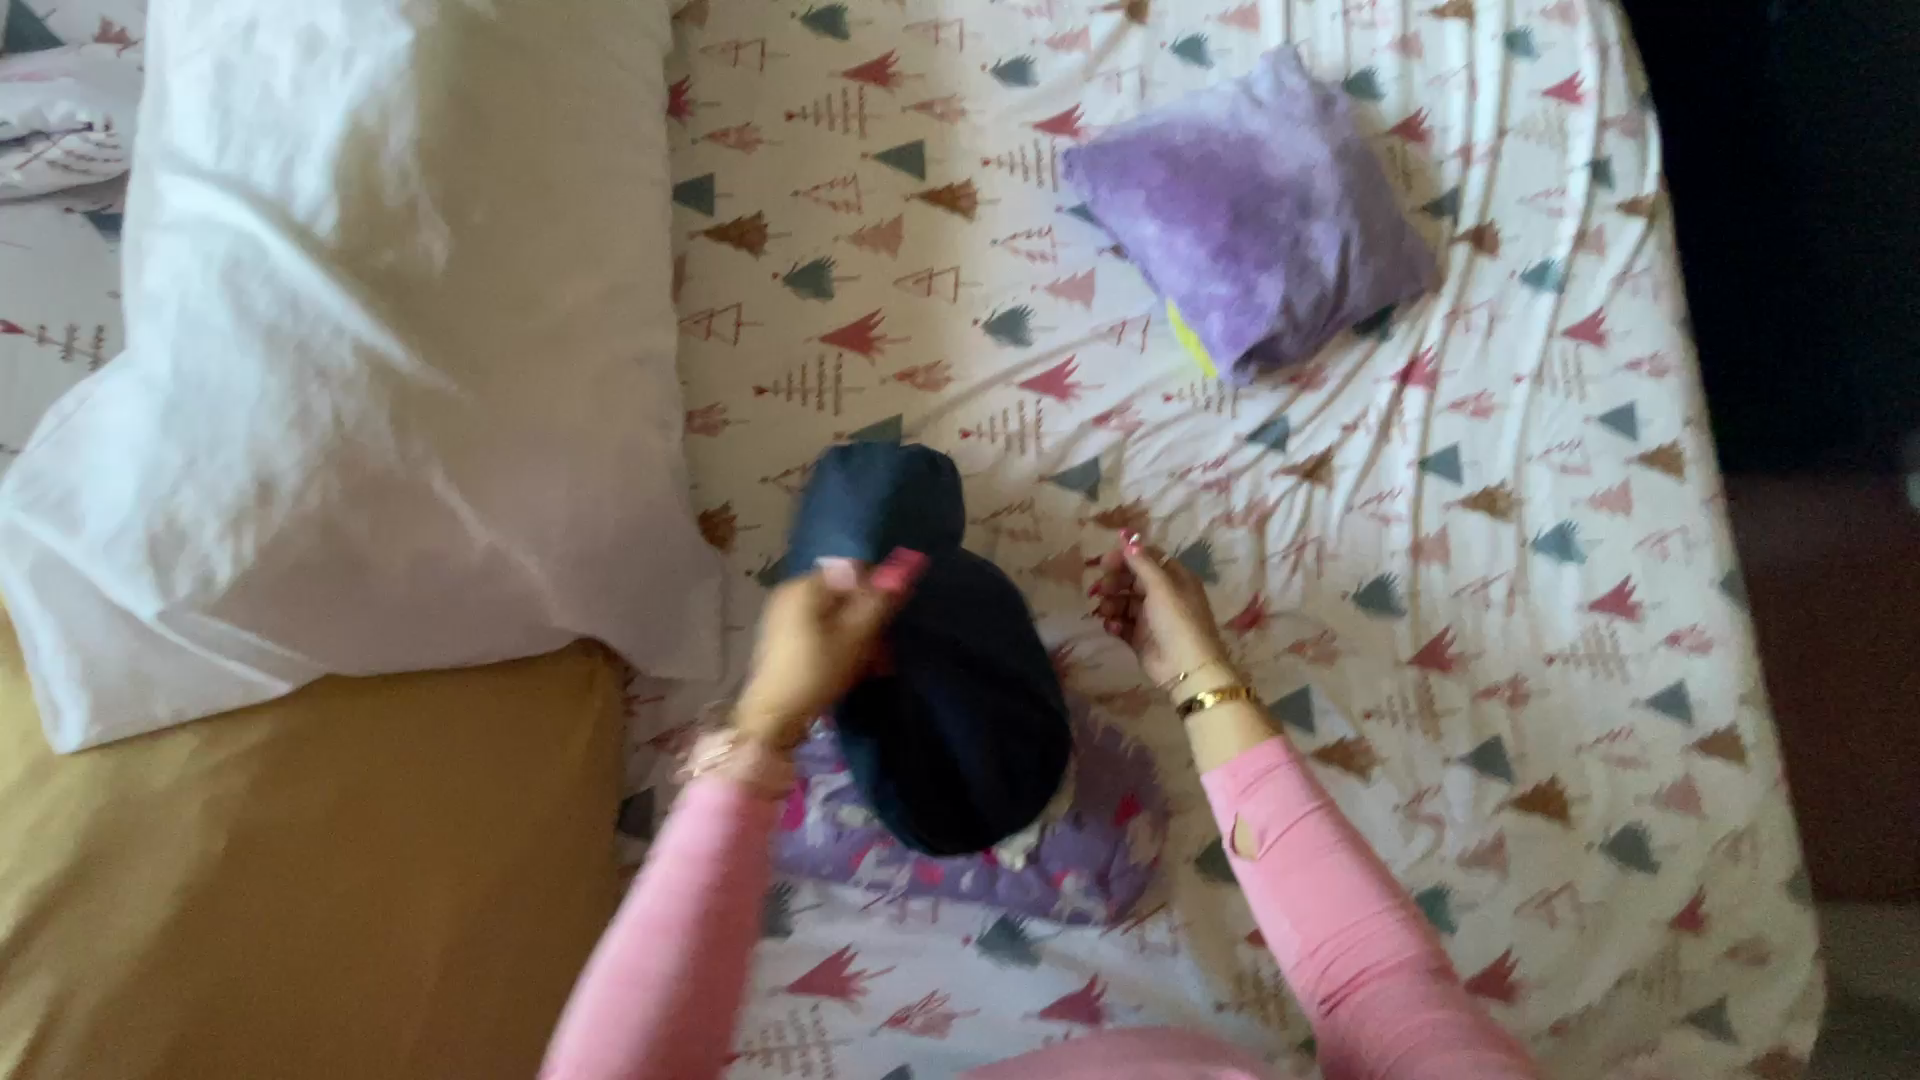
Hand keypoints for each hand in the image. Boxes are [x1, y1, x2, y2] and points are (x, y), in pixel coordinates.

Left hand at [734, 549, 926, 747]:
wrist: (773, 718)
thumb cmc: (816, 673)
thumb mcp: (855, 637)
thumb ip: (879, 601)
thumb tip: (904, 567)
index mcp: (804, 587)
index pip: (854, 572)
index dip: (878, 593)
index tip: (891, 621)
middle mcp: (792, 594)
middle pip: (845, 596)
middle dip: (871, 620)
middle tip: (886, 652)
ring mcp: (785, 616)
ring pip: (836, 616)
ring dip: (861, 636)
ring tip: (875, 666)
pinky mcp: (784, 638)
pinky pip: (823, 630)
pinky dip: (842, 643)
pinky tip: (855, 668)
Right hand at [1091, 532, 1230, 689]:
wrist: (1186, 669)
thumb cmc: (1177, 621)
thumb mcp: (1162, 586)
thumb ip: (1142, 562)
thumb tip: (1128, 538)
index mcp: (1175, 578)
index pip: (1147, 559)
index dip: (1126, 558)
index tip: (1105, 562)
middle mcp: (1163, 595)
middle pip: (1132, 580)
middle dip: (1114, 582)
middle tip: (1100, 589)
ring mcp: (1151, 617)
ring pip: (1123, 602)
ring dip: (1111, 603)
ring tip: (1105, 611)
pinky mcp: (1140, 637)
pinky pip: (1122, 623)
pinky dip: (1114, 623)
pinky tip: (1112, 627)